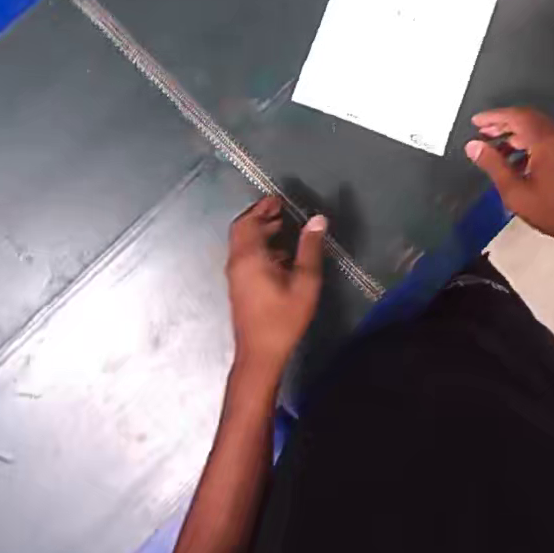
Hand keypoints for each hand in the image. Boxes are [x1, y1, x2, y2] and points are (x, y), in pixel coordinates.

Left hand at [225, 196, 324, 373]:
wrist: (260, 354)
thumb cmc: (284, 318)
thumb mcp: (305, 282)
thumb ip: (310, 248)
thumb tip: (317, 220)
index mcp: (250, 258)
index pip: (249, 222)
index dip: (262, 207)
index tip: (277, 199)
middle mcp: (237, 263)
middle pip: (241, 230)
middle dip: (259, 216)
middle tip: (280, 208)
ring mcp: (236, 276)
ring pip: (242, 244)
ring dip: (260, 231)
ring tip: (283, 226)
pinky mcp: (240, 287)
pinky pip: (246, 257)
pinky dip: (260, 246)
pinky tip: (281, 254)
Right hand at [464, 108, 553, 266]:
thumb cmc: (552, 211)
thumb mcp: (516, 192)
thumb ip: (493, 165)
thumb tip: (473, 145)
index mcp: (546, 141)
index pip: (516, 117)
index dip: (494, 116)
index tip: (476, 122)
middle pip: (527, 119)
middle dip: (503, 123)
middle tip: (483, 132)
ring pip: (537, 130)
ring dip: (515, 134)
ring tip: (494, 147)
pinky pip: (545, 140)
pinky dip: (527, 143)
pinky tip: (515, 161)